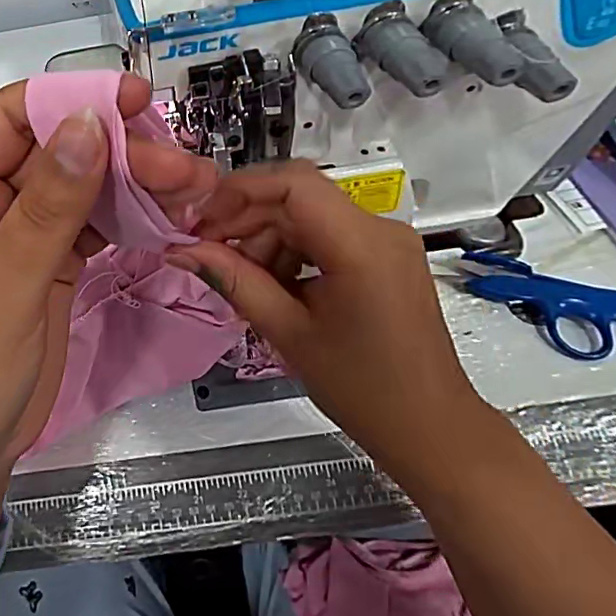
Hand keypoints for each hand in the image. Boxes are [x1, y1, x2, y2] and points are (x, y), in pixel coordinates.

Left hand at [0, 76, 213, 605]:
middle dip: (122, 149)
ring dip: (138, 180)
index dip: (73, 100)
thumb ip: (48, 206)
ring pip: (85, 181)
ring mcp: (23, 227)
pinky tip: (172, 214)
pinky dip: (132, 214)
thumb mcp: (3, 288)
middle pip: (60, 146)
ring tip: (196, 188)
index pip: (11, 118)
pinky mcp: (52, 258)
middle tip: (185, 167)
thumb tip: (88, 122)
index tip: (137, 101)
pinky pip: (96, 220)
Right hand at [177, 164, 615, 615]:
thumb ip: (234, 280)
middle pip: (298, 197)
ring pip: (309, 213)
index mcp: (361, 244)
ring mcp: (387, 238)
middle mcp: (379, 226)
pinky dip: (294, 248)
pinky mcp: (386, 253)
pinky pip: (327, 232)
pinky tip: (275, 282)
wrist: (433, 430)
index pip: (292, 184)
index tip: (200, 218)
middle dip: (247, 218)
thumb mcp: (288, 332)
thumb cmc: (362, 389)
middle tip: (207, 250)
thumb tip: (182, 250)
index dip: (239, 191)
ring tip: (242, 277)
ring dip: (268, 236)